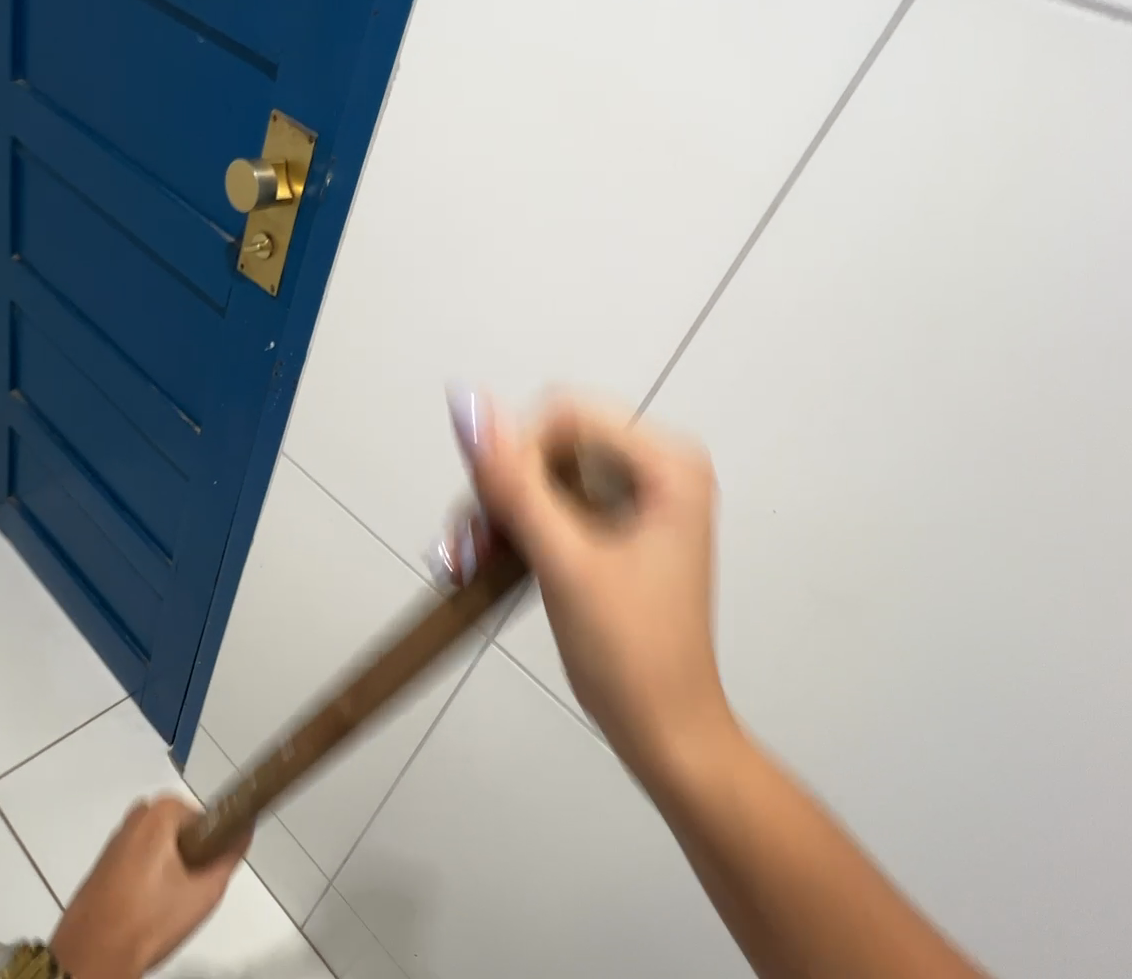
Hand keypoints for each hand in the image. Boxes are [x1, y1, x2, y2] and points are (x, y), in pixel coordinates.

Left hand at [49, 795, 248, 978]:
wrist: (90, 960)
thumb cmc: (151, 920)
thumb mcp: (205, 891)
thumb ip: (231, 855)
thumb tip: (246, 828)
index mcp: (160, 812)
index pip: (204, 820)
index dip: (211, 849)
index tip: (205, 877)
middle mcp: (136, 816)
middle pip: (181, 833)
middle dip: (189, 858)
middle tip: (189, 893)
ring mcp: (115, 840)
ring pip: (160, 849)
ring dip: (168, 870)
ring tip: (167, 906)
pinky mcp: (101, 864)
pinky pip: (138, 862)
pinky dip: (147, 880)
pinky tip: (147, 910)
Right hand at [441, 392, 732, 772]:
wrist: (663, 728)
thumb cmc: (629, 652)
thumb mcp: (566, 561)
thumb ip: (514, 482)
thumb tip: (465, 402)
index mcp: (666, 463)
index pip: (564, 417)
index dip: (513, 457)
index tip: (488, 516)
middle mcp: (654, 469)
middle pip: (548, 446)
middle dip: (500, 493)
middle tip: (464, 548)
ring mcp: (633, 500)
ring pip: (539, 476)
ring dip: (496, 515)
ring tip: (464, 562)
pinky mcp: (611, 529)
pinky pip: (548, 506)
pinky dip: (512, 531)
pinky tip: (480, 564)